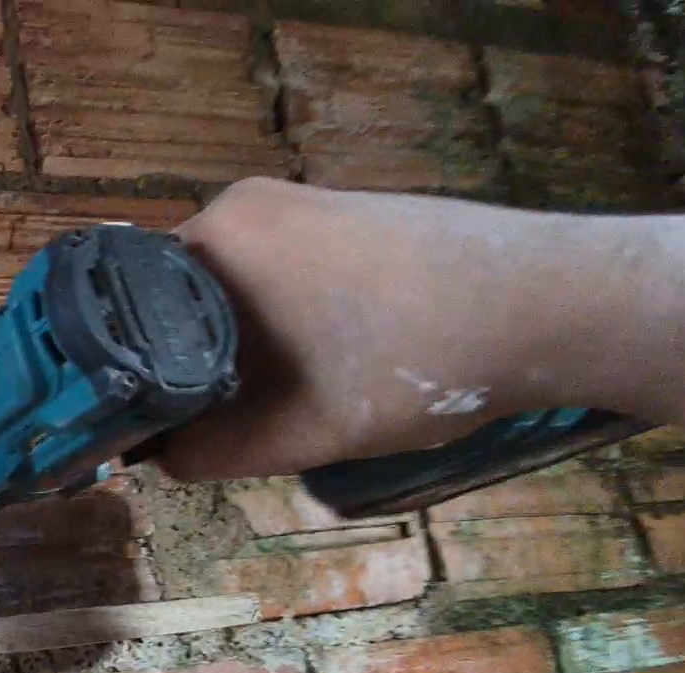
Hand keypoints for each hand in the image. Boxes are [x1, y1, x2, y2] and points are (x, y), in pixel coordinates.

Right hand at [156, 178, 569, 479]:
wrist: (562, 306)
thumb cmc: (410, 362)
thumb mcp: (290, 433)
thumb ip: (201, 455)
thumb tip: (149, 459)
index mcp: (216, 235)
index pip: (121, 307)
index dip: (123, 365)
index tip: (133, 410)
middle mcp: (242, 204)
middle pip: (165, 298)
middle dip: (172, 354)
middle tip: (186, 410)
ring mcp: (293, 201)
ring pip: (215, 287)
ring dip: (219, 338)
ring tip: (241, 388)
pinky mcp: (334, 211)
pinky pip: (262, 270)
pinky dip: (262, 315)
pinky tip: (295, 353)